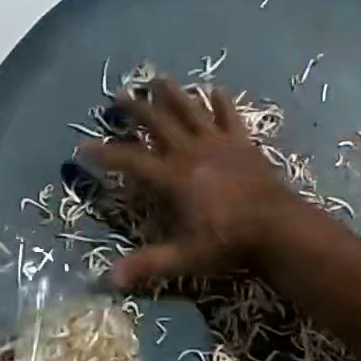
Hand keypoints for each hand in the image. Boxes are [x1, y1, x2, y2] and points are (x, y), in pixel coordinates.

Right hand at [83, 78, 302, 289]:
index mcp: (173, 178)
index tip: (83, 147)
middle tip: (117, 96)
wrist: (278, 228)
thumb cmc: (229, 243)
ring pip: (190, 110)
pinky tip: (215, 90)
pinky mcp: (243, 144)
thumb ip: (147, 264)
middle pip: (157, 123)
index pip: (130, 161)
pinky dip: (221, 103)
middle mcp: (191, 152)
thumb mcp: (184, 257)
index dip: (104, 154)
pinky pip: (229, 117)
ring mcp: (219, 144)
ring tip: (157, 79)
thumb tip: (108, 281)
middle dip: (135, 109)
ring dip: (172, 94)